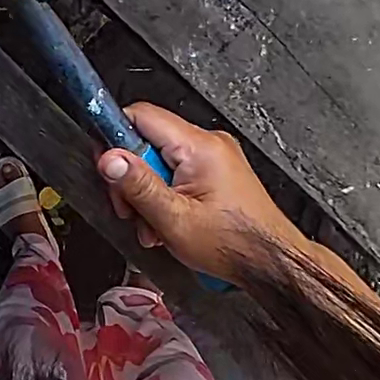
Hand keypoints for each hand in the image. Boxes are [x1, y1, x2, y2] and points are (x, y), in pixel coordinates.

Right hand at [96, 103, 307, 281]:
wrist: (272, 264)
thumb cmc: (235, 245)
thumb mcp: (174, 220)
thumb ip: (137, 186)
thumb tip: (108, 159)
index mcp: (200, 147)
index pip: (141, 116)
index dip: (115, 138)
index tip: (106, 165)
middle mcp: (208, 143)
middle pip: (146, 141)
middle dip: (131, 177)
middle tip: (131, 208)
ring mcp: (213, 155)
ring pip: (157, 160)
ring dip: (146, 193)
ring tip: (154, 223)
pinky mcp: (214, 170)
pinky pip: (174, 171)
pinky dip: (163, 195)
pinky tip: (167, 220)